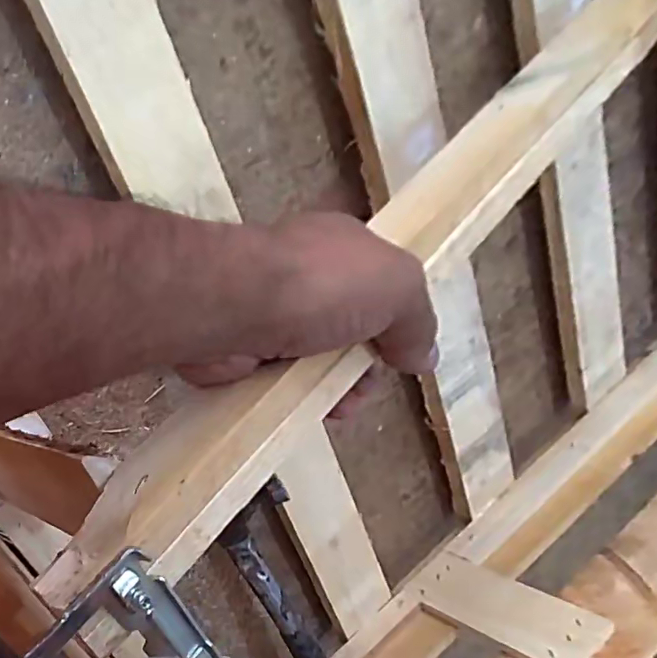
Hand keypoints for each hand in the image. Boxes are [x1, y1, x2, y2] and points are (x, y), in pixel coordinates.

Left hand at [175, 213, 438, 414]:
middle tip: (363, 387)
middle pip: (345, 332)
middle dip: (362, 368)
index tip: (399, 354)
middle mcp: (301, 279)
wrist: (234, 306)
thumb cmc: (321, 285)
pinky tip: (304, 408)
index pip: (374, 287)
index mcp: (338, 249)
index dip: (391, 322)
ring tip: (338, 405)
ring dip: (331, 389)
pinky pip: (274, 381)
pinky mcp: (239, 352)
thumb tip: (422, 357)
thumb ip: (416, 320)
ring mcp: (266, 317)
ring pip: (311, 364)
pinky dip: (291, 396)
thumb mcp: (396, 286)